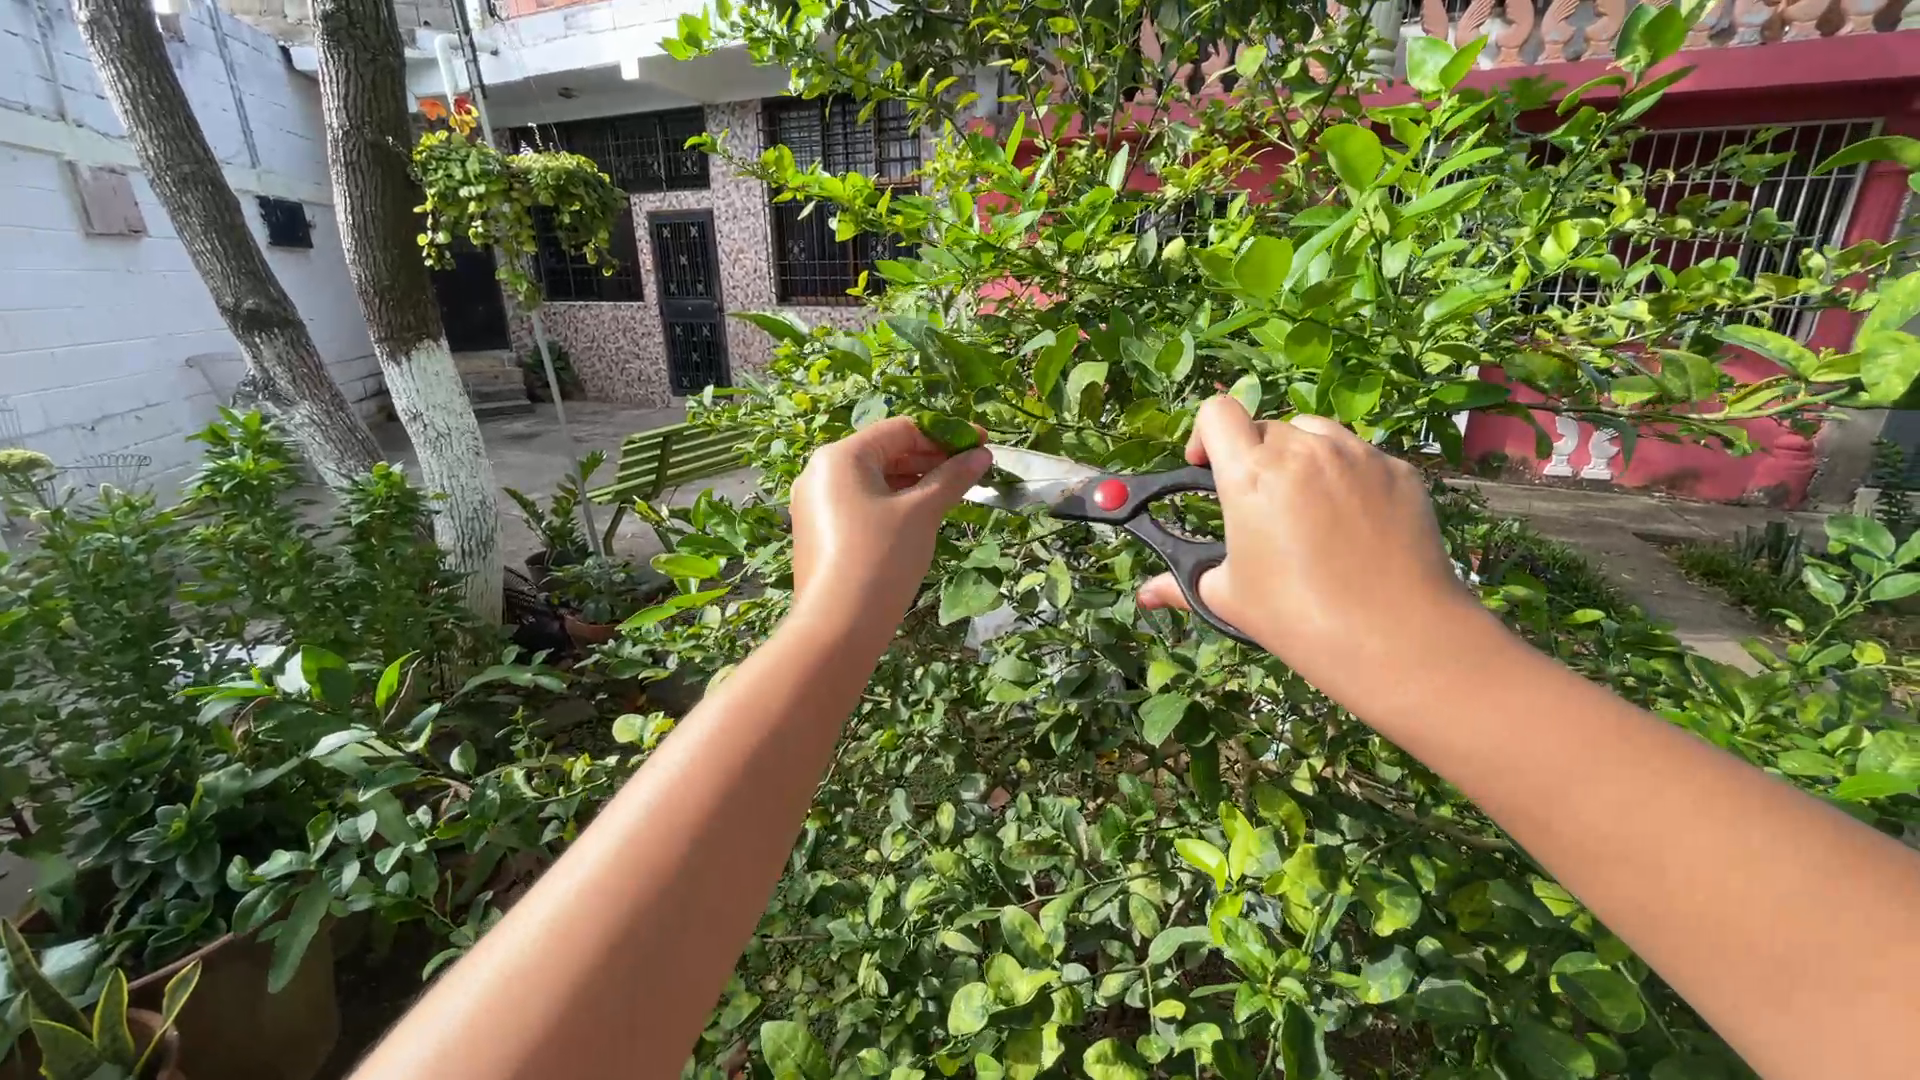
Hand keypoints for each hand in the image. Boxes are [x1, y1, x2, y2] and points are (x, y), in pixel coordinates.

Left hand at [790, 417, 989, 639]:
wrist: (838, 626)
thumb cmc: (881, 556)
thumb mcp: (922, 512)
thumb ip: (952, 478)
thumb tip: (982, 455)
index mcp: (841, 456)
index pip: (901, 430)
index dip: (945, 435)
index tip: (982, 445)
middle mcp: (821, 472)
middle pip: (886, 452)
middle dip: (931, 459)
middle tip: (971, 472)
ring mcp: (815, 503)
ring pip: (874, 480)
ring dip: (915, 482)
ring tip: (952, 494)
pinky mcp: (818, 531)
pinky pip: (862, 503)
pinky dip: (894, 503)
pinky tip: (921, 517)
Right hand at [1137, 397, 1477, 695]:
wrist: (1395, 636)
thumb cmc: (1296, 616)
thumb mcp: (1229, 596)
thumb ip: (1181, 583)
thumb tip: (1146, 595)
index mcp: (1251, 473)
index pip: (1217, 412)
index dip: (1204, 433)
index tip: (1205, 465)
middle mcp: (1303, 450)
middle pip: (1265, 426)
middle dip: (1253, 455)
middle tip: (1256, 503)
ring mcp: (1357, 456)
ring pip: (1314, 433)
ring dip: (1298, 455)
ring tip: (1302, 504)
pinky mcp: (1398, 471)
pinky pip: (1359, 456)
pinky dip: (1343, 475)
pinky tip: (1349, 522)